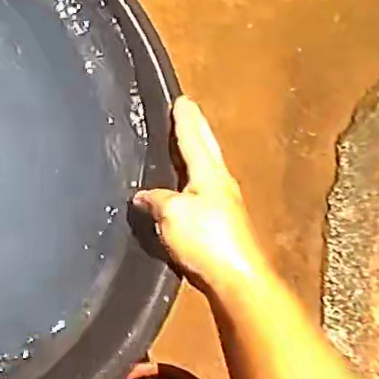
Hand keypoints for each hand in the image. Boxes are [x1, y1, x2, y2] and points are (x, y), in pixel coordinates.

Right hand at [131, 97, 271, 293]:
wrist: (235, 279)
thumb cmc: (208, 242)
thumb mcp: (172, 213)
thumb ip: (155, 198)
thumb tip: (143, 195)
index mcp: (210, 175)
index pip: (193, 139)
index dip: (185, 120)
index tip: (182, 100)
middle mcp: (220, 185)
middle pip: (205, 150)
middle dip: (194, 130)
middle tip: (186, 113)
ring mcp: (222, 206)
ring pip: (204, 170)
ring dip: (195, 154)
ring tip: (183, 144)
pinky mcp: (218, 226)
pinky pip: (199, 193)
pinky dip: (189, 181)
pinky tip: (180, 189)